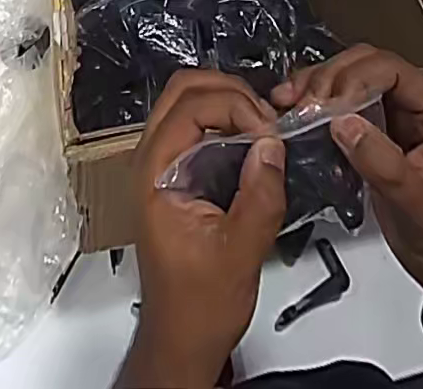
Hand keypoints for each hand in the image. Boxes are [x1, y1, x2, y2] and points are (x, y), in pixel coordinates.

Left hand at [120, 71, 284, 388]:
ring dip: (227, 99)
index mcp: (154, 171)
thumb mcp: (239, 254)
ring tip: (262, 125)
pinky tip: (251, 136)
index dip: (233, 106)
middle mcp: (150, 156)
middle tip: (266, 117)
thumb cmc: (197, 303)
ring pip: (187, 99)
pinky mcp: (175, 167)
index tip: (267, 130)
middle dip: (229, 90)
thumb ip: (258, 198)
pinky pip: (194, 121)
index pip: (189, 107)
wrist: (181, 333)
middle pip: (182, 89)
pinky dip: (224, 115)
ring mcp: (160, 159)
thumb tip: (272, 146)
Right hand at [274, 45, 422, 324]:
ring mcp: (391, 115)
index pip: (392, 71)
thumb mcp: (421, 207)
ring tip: (288, 102)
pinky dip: (312, 101)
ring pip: (347, 76)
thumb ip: (384, 164)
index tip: (326, 105)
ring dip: (314, 84)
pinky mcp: (370, 129)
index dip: (355, 79)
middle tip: (302, 103)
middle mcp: (414, 106)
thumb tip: (343, 123)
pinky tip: (291, 109)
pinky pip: (338, 101)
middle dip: (329, 78)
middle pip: (365, 64)